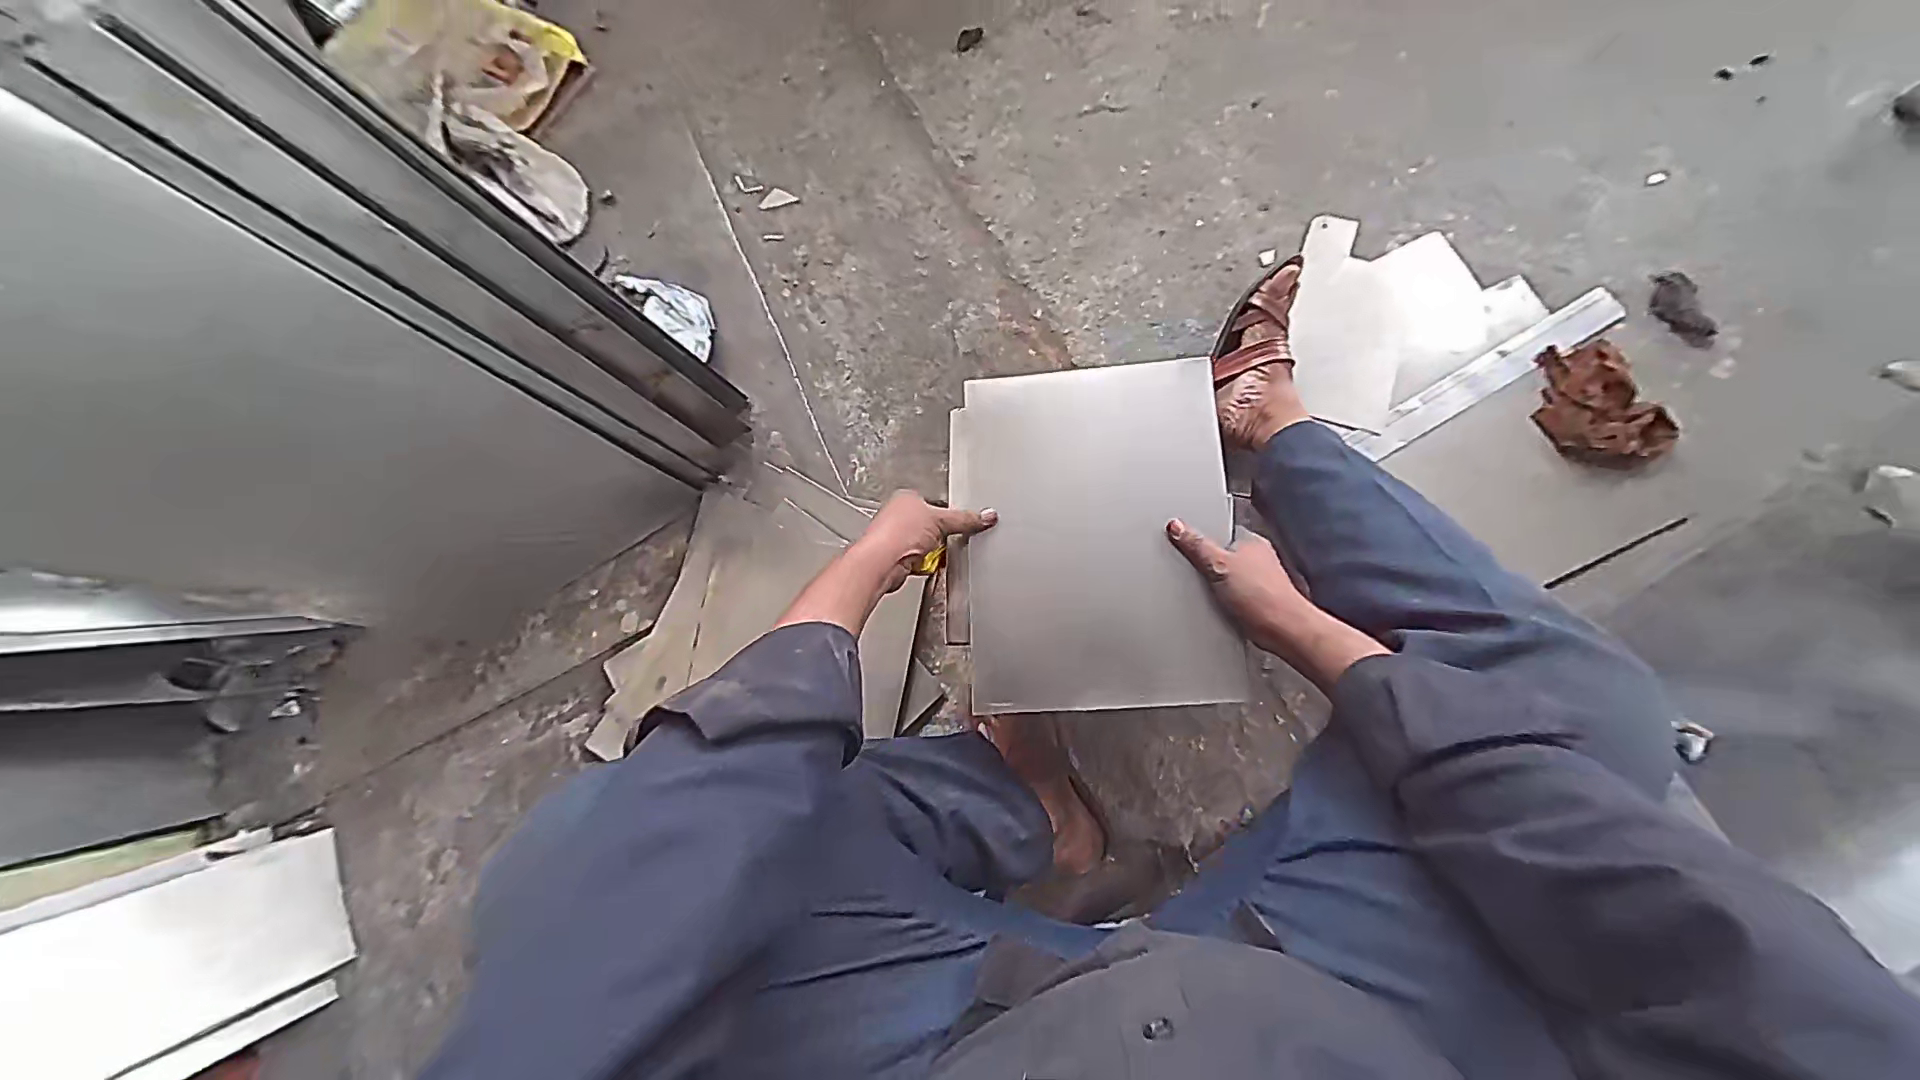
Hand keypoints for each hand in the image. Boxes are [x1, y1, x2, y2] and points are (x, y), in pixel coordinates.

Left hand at [851, 491, 997, 594]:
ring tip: (932, 554)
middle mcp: (899, 516)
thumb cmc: (896, 534)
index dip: (951, 514)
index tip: (963, 522)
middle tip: (945, 540)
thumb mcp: (941, 520)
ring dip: (934, 552)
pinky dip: (926, 564)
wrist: (880, 563)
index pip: (937, 503)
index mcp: (907, 498)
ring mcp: (897, 538)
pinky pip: (921, 561)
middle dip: (942, 536)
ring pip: (928, 545)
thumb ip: (965, 519)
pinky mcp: (898, 559)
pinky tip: (924, 564)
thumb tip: (985, 516)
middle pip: (934, 526)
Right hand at [1166, 519, 1387, 691]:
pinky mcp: (1256, 599)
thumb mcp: (1217, 565)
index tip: (1184, 544)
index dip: (1200, 537)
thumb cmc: (1262, 597)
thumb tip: (1177, 527)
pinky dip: (1225, 600)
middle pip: (1221, 554)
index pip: (1219, 530)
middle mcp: (1257, 558)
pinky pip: (1232, 594)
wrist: (1283, 630)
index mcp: (1251, 541)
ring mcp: (1258, 579)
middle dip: (1207, 564)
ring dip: (1217, 584)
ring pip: (1227, 576)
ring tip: (1211, 593)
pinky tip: (1221, 606)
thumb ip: (1196, 545)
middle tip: (1198, 572)